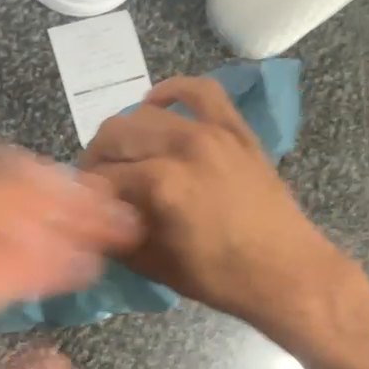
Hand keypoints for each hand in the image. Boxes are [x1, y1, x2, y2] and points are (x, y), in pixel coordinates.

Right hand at [81, 76, 357, 342]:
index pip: (100, 177)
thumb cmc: (218, 278)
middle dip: (96, 161)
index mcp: (160, 183)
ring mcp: (212, 132)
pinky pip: (201, 91)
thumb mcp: (154, 264)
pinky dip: (174, 90)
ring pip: (146, 114)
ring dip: (125, 134)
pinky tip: (155, 103)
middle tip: (97, 185)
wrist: (286, 273)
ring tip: (123, 157)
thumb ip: (115, 235)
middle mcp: (182, 147)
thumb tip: (89, 220)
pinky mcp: (235, 130)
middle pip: (115, 135)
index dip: (84, 194)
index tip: (82, 207)